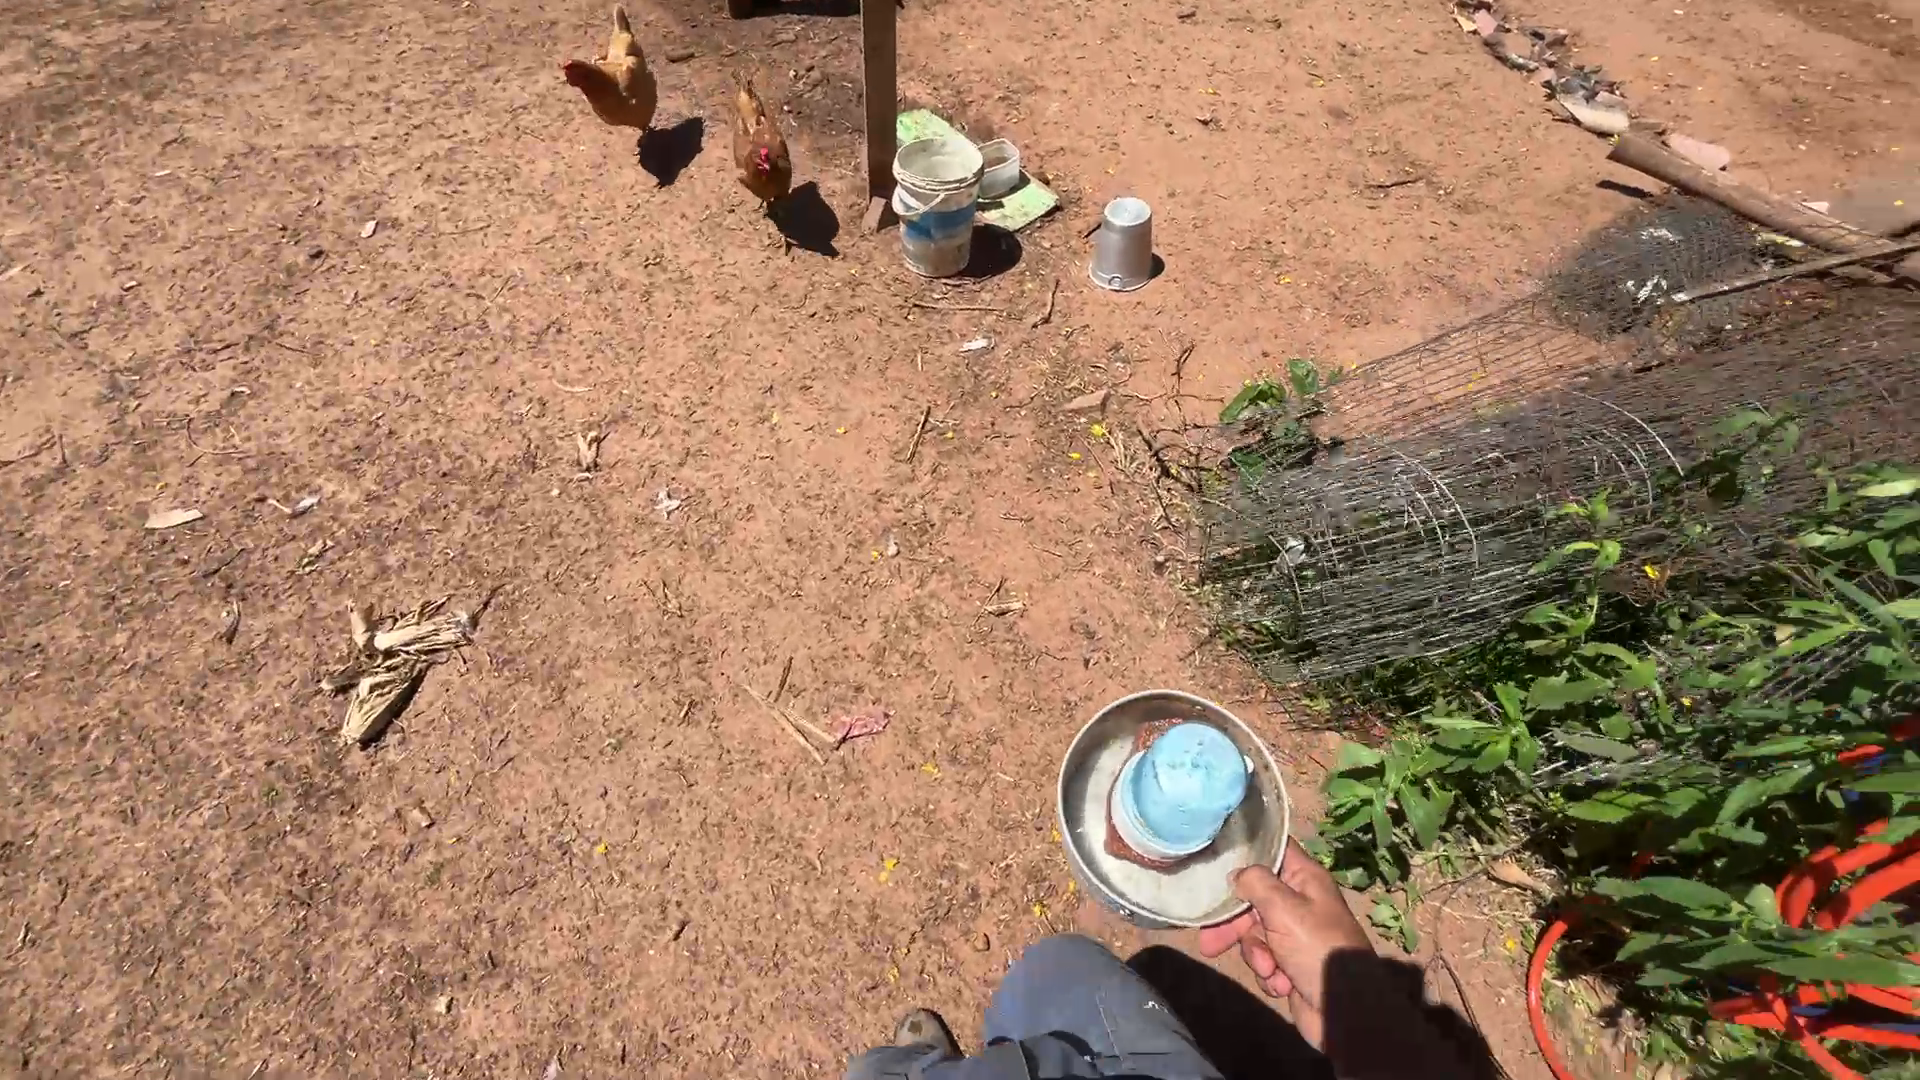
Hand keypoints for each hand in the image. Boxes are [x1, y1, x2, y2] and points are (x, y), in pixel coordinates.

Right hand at [1196, 837, 1372, 1047]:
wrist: (1345, 1014)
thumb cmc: (1317, 949)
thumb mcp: (1284, 908)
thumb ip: (1255, 882)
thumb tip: (1236, 876)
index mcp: (1304, 879)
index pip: (1272, 850)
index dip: (1246, 850)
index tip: (1216, 855)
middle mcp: (1298, 902)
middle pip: (1252, 897)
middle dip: (1232, 922)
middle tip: (1209, 940)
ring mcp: (1293, 934)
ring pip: (1253, 931)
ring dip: (1254, 952)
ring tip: (1266, 968)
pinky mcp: (1288, 963)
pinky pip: (1263, 957)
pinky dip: (1266, 971)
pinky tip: (1279, 982)